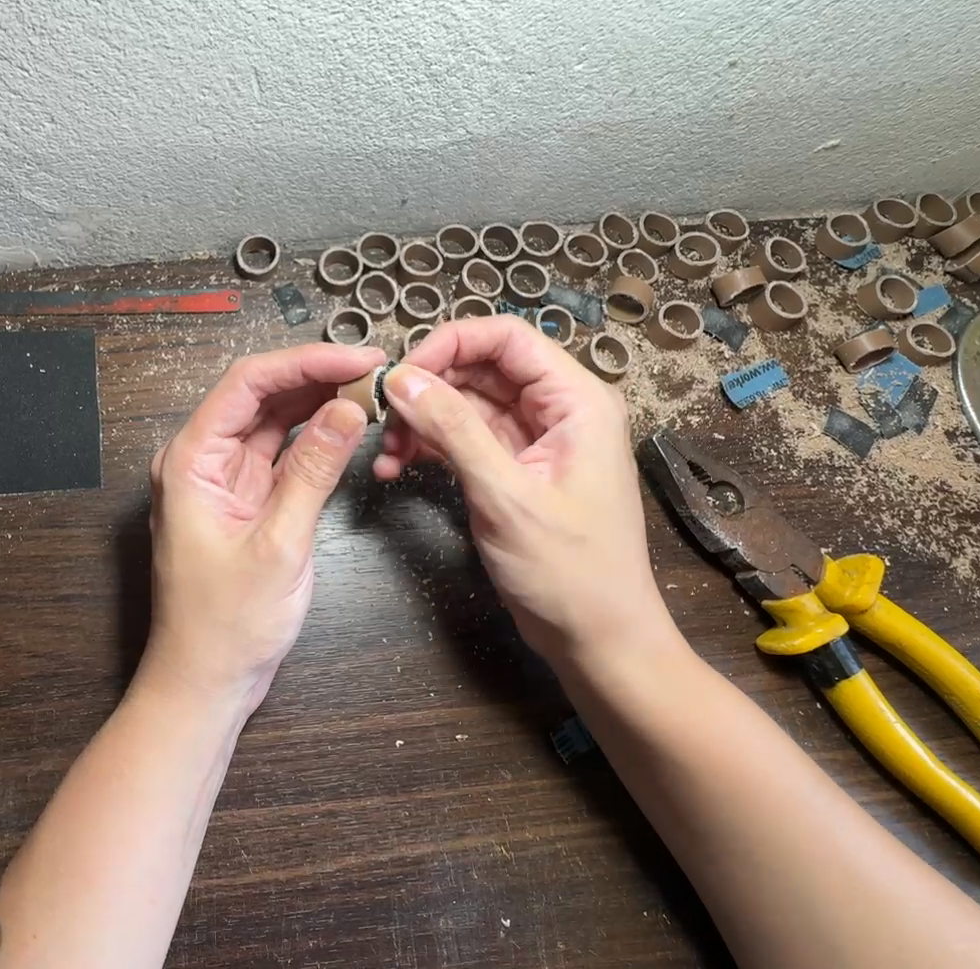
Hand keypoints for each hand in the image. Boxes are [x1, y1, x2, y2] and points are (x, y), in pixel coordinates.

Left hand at [144, 344, 387, 712]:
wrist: (206, 680)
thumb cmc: (227, 623)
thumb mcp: (279, 544)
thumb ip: (314, 472)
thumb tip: (349, 409)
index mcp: (190, 459)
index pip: (247, 384)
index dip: (305, 361)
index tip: (359, 358)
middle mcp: (201, 459)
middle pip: (260, 395)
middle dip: (316, 376)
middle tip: (376, 371)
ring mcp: (223, 478)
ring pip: (272, 421)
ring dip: (317, 402)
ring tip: (369, 389)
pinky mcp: (243, 498)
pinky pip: (280, 453)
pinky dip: (313, 438)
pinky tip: (345, 425)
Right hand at [373, 316, 676, 664]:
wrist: (597, 640)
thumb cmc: (570, 570)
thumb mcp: (506, 495)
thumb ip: (453, 430)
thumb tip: (400, 379)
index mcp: (575, 400)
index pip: (505, 339)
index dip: (449, 344)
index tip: (400, 375)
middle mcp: (555, 410)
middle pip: (479, 370)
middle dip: (426, 390)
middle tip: (383, 421)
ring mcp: (531, 441)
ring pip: (464, 406)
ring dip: (420, 424)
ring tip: (386, 455)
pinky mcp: (510, 471)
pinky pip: (461, 441)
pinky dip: (428, 450)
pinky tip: (396, 469)